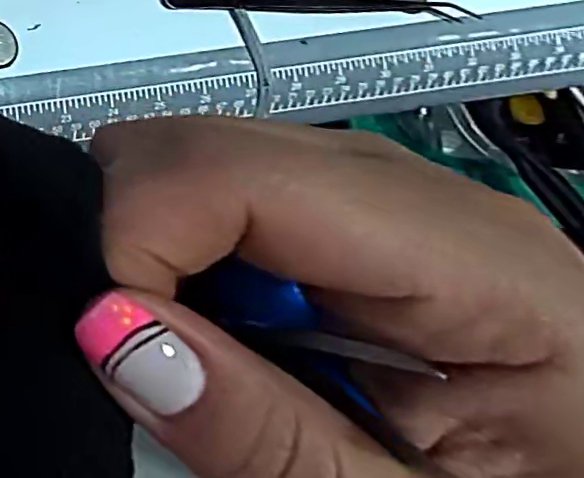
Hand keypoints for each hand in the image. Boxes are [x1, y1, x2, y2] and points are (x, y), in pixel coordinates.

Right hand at [74, 117, 583, 477]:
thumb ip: (263, 438)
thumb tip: (108, 327)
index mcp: (475, 259)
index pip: (236, 174)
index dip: (142, 234)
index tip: (111, 333)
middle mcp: (408, 186)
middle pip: (196, 145)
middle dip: (132, 230)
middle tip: (145, 342)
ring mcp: (359, 181)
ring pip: (182, 150)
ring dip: (148, 235)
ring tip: (198, 336)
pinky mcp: (319, 195)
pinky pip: (198, 177)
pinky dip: (169, 237)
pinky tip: (217, 310)